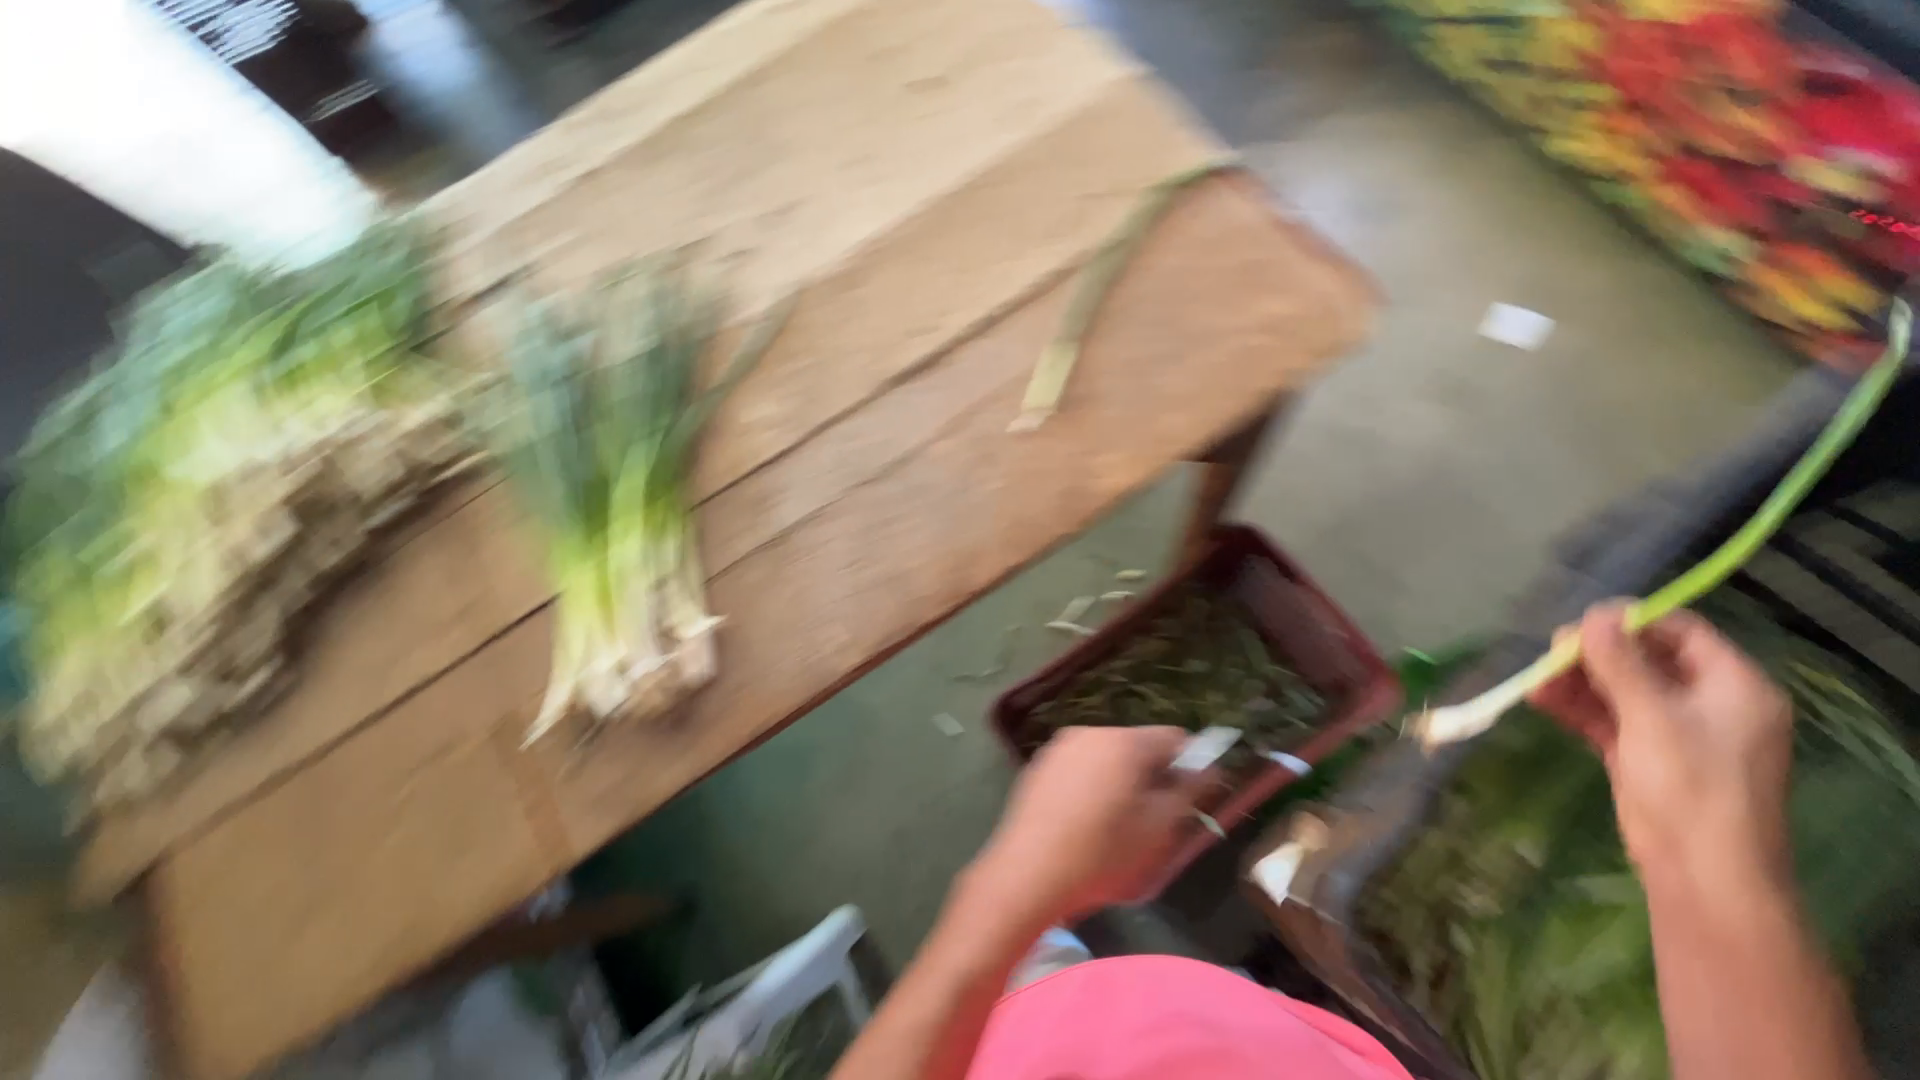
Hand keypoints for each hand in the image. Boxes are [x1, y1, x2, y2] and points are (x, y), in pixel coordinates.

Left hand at [968, 726, 1210, 924]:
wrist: (1027, 875)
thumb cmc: (1101, 854)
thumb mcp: (1159, 829)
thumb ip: (1190, 792)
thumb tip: (1210, 769)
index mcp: (1123, 741)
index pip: (1175, 737)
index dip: (1190, 765)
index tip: (1191, 799)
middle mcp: (1090, 733)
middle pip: (1139, 746)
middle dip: (1153, 775)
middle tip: (1156, 819)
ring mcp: (1059, 748)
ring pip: (1108, 757)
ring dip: (1122, 782)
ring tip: (1118, 826)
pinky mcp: (1038, 767)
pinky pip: (1080, 768)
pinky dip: (1092, 786)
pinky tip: (1086, 824)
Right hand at [1530, 603, 1793, 893]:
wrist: (1700, 872)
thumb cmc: (1691, 786)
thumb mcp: (1653, 717)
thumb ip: (1621, 663)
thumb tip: (1594, 615)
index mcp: (1732, 686)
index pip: (1682, 631)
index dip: (1633, 622)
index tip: (1582, 623)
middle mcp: (1705, 702)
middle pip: (1644, 658)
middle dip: (1594, 654)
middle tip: (1551, 653)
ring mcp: (1672, 729)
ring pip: (1618, 688)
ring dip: (1576, 682)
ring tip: (1534, 681)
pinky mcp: (1642, 753)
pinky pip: (1606, 717)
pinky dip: (1575, 707)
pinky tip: (1539, 699)